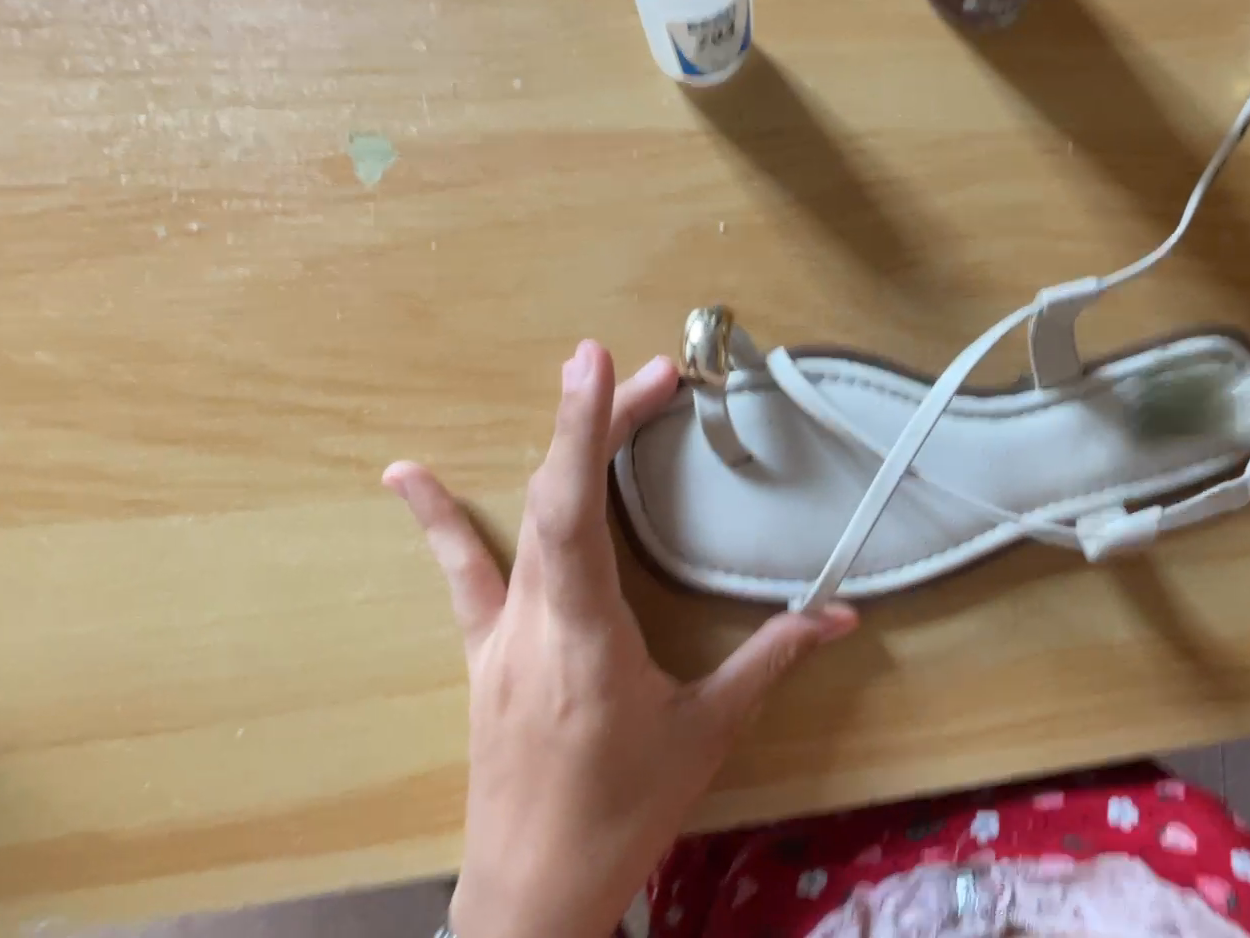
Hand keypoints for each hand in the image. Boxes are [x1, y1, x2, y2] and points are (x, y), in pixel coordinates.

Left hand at [384, 340, 857, 937]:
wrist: (530, 894)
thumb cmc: (625, 812)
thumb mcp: (707, 732)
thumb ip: (771, 660)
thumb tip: (843, 616)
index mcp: (587, 638)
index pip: (575, 516)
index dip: (582, 434)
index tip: (598, 365)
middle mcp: (532, 623)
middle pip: (557, 500)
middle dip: (599, 424)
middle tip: (651, 372)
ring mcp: (499, 636)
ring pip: (522, 522)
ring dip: (559, 451)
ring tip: (590, 384)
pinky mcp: (485, 652)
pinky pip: (464, 574)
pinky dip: (439, 519)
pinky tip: (407, 475)